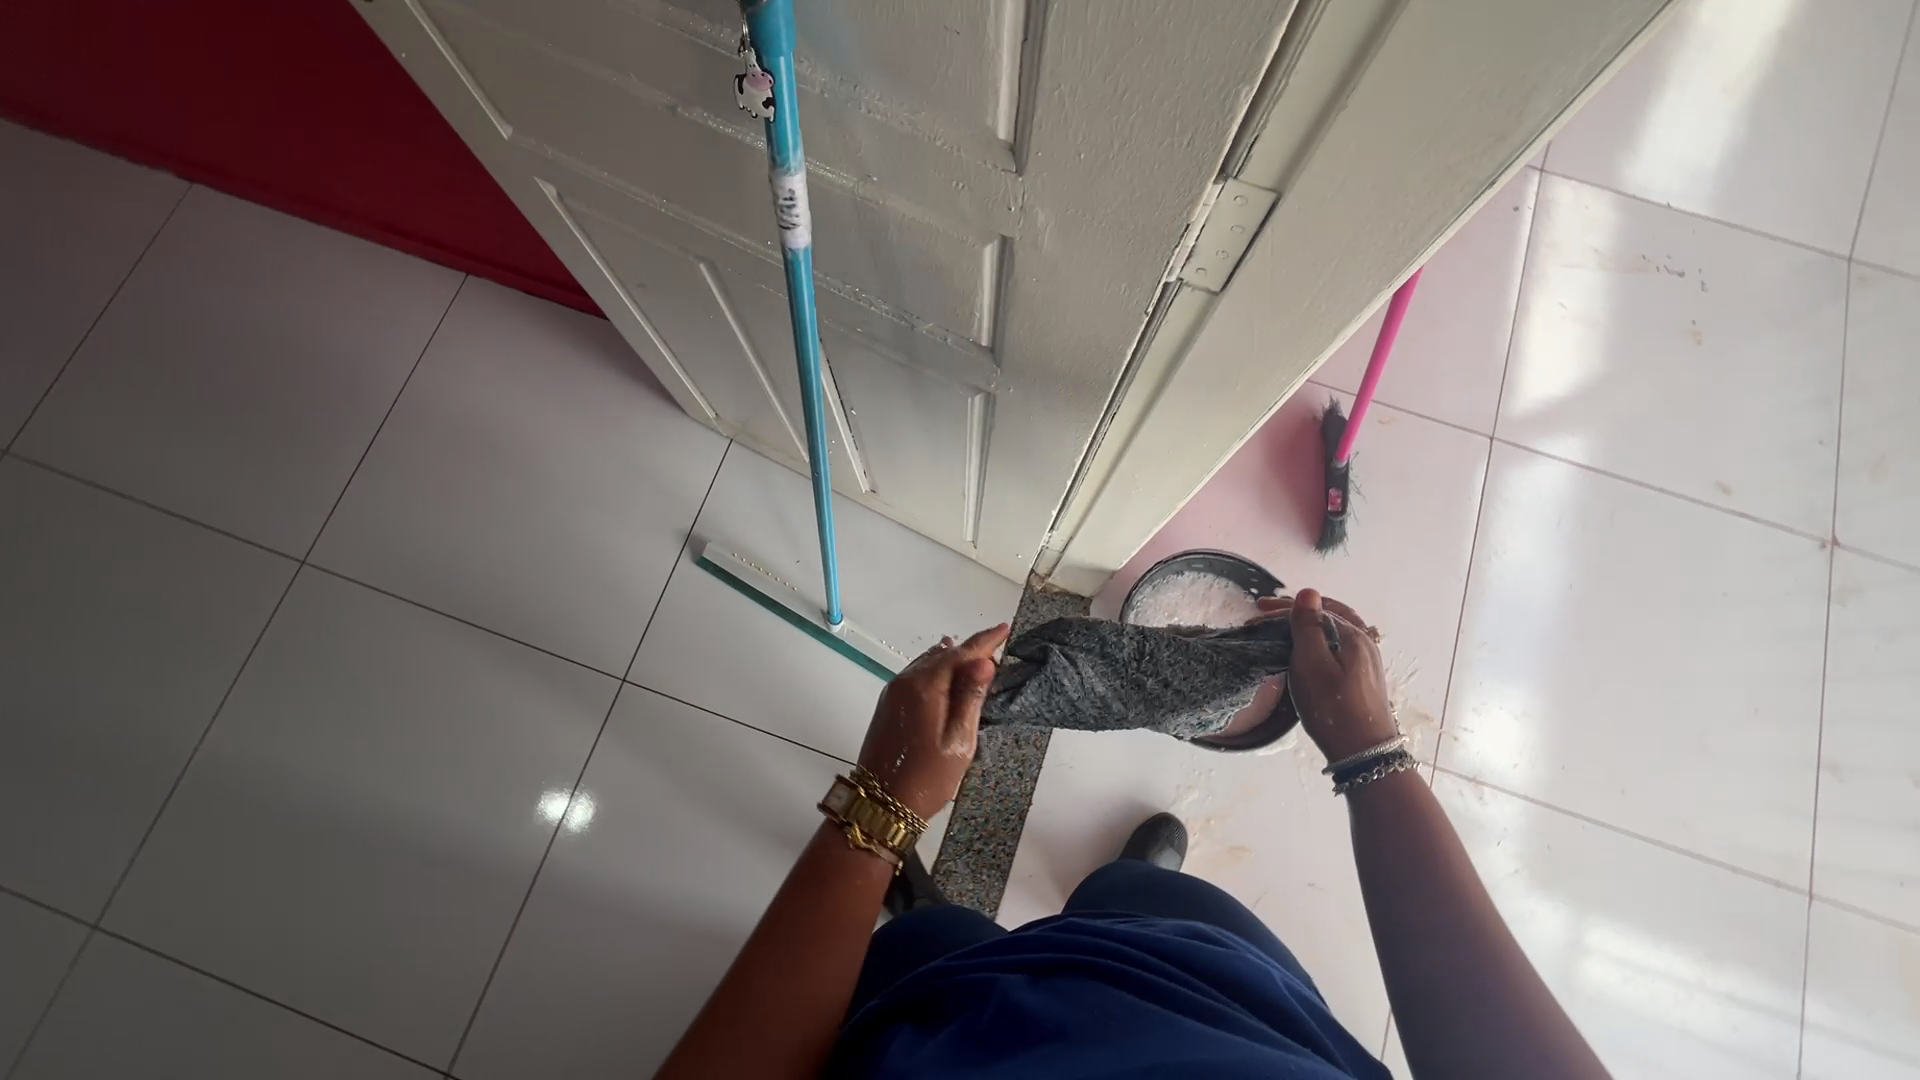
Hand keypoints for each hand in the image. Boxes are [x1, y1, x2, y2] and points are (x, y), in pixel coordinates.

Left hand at [856, 622, 1010, 817]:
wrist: (881, 804)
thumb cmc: (927, 778)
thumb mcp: (959, 741)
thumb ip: (971, 697)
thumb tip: (984, 661)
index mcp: (925, 687)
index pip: (960, 653)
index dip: (985, 641)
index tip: (1004, 628)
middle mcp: (906, 682)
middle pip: (942, 655)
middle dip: (969, 650)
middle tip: (996, 647)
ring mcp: (893, 692)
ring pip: (927, 663)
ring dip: (951, 658)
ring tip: (974, 657)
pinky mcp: (888, 704)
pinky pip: (916, 675)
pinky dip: (936, 669)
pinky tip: (943, 672)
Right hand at [1254, 589, 1396, 761]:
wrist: (1363, 753)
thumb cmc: (1332, 707)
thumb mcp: (1311, 664)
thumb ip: (1308, 626)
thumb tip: (1308, 592)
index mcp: (1353, 635)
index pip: (1316, 608)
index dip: (1284, 606)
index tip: (1256, 610)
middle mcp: (1364, 642)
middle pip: (1330, 613)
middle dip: (1297, 610)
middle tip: (1266, 613)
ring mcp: (1366, 660)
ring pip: (1335, 629)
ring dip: (1308, 623)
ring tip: (1283, 628)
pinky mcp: (1362, 676)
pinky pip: (1338, 644)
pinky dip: (1318, 638)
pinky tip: (1306, 650)